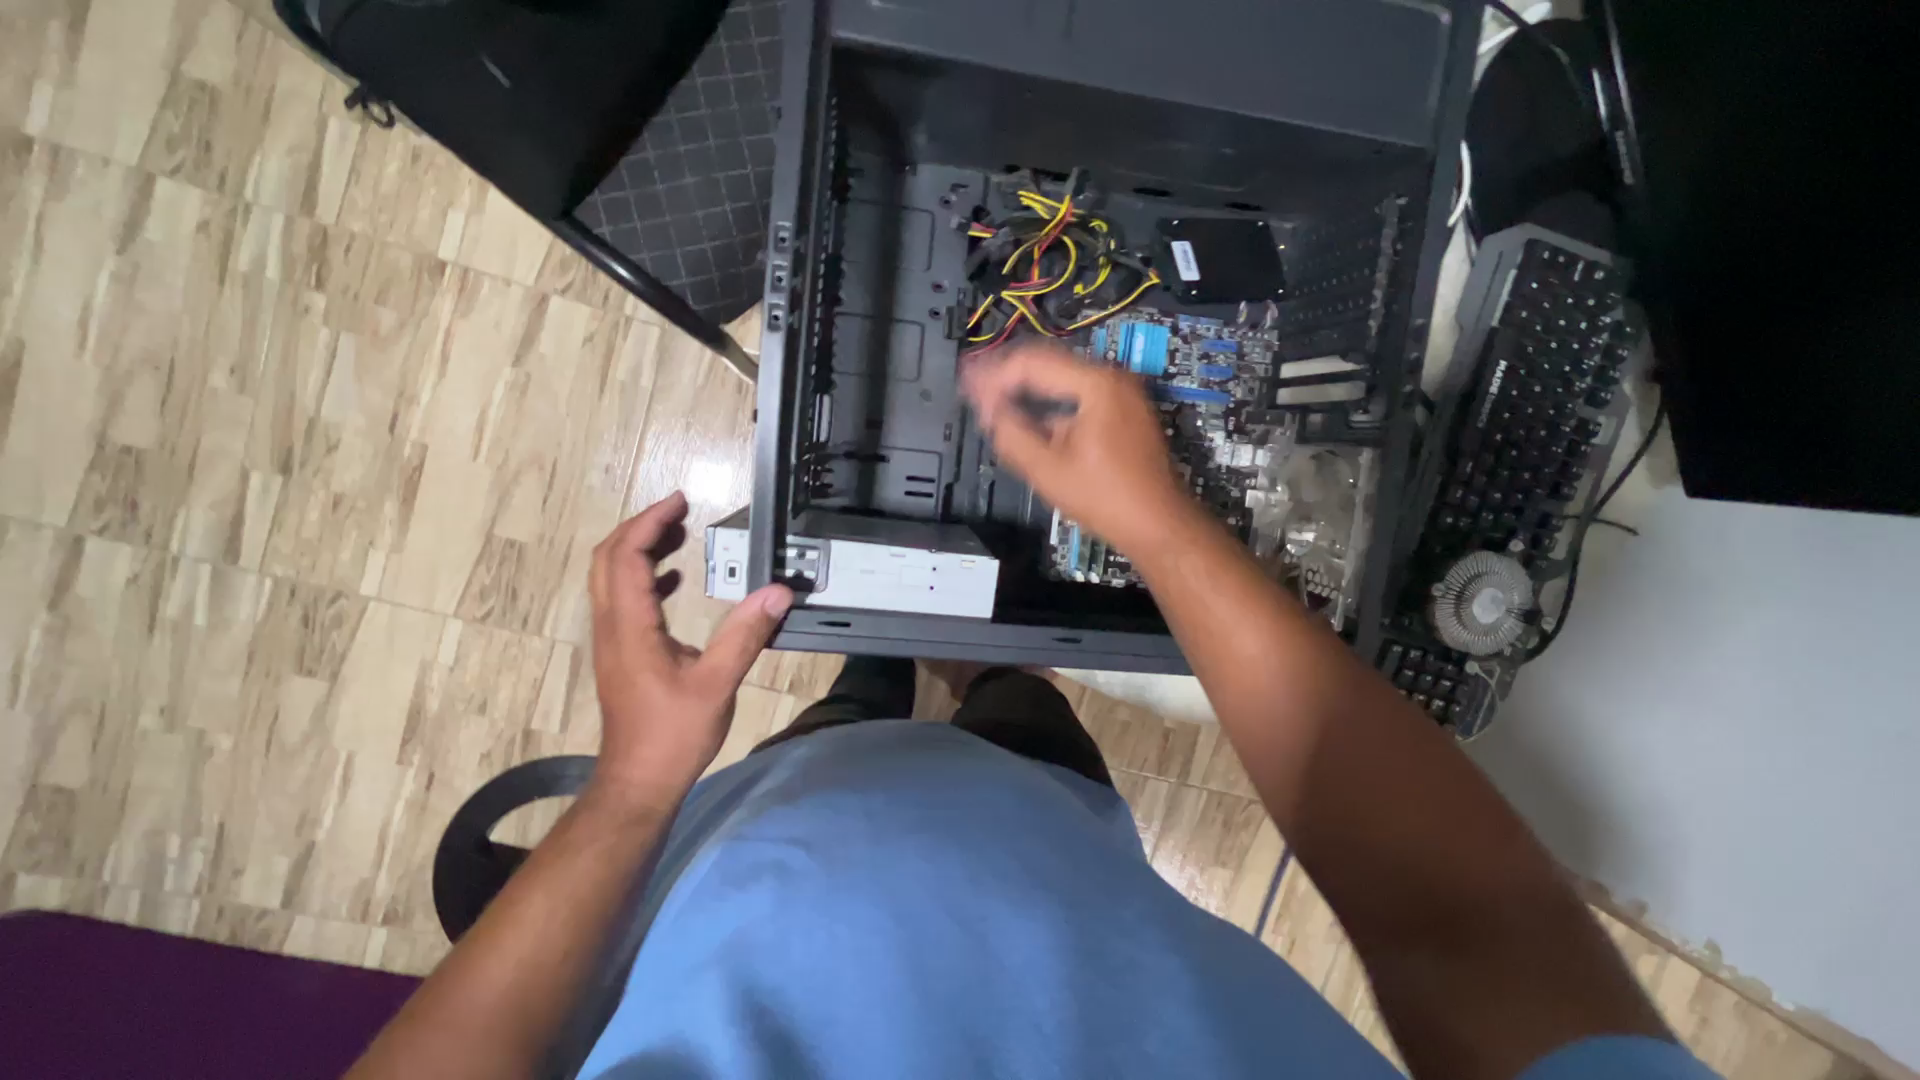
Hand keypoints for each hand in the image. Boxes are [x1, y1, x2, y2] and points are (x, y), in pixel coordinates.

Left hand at [588, 492, 793, 809]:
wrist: (638, 781)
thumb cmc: (673, 734)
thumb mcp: (717, 683)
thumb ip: (746, 635)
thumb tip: (777, 593)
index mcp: (630, 627)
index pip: (626, 556)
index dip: (650, 523)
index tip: (679, 501)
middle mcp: (611, 627)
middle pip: (608, 559)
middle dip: (640, 527)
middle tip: (678, 510)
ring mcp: (612, 641)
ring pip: (611, 578)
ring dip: (639, 549)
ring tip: (678, 533)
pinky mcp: (620, 654)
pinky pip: (623, 600)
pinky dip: (645, 577)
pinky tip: (675, 579)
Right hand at [961, 341, 1197, 555]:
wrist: (1158, 524)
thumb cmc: (1107, 500)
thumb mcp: (1048, 470)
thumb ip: (1011, 433)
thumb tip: (986, 408)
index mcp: (1097, 384)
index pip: (1032, 362)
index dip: (994, 375)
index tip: (968, 387)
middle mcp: (1114, 379)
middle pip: (1048, 364)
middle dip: (1008, 377)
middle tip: (972, 385)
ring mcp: (1123, 395)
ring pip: (1062, 380)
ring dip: (1028, 390)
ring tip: (993, 401)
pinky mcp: (1124, 412)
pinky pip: (1078, 397)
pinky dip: (1051, 405)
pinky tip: (1029, 421)